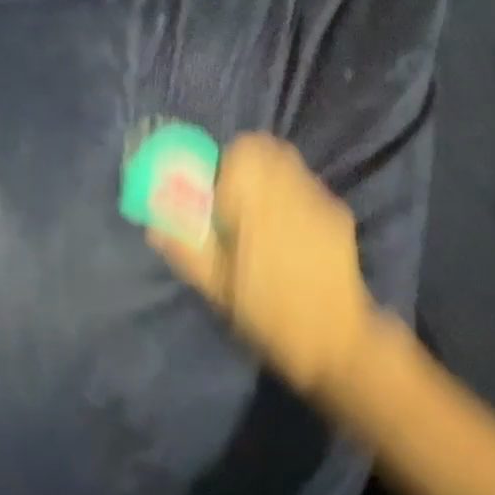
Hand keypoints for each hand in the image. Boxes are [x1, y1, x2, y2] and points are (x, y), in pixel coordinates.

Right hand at [146, 133, 376, 395]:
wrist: (340, 345)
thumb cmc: (270, 319)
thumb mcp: (219, 291)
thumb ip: (187, 252)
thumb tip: (154, 227)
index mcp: (260, 212)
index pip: (242, 155)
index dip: (221, 166)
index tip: (212, 194)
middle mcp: (293, 198)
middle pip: (266, 149)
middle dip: (242, 163)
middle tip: (229, 196)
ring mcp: (320, 205)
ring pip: (287, 162)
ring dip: (265, 174)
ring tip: (256, 210)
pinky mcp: (338, 216)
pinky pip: (305, 184)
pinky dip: (288, 191)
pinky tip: (284, 226)